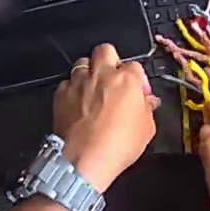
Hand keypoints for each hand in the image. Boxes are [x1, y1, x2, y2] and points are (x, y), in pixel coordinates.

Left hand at [53, 43, 158, 189]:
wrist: (84, 160)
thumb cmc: (118, 146)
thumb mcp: (146, 130)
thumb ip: (147, 110)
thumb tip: (148, 102)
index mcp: (126, 80)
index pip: (135, 67)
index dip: (138, 80)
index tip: (138, 94)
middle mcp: (101, 75)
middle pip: (105, 50)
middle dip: (110, 60)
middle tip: (113, 78)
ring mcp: (78, 82)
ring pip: (82, 62)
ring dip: (89, 72)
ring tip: (93, 89)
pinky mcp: (60, 94)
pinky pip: (66, 82)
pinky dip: (72, 89)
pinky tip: (77, 103)